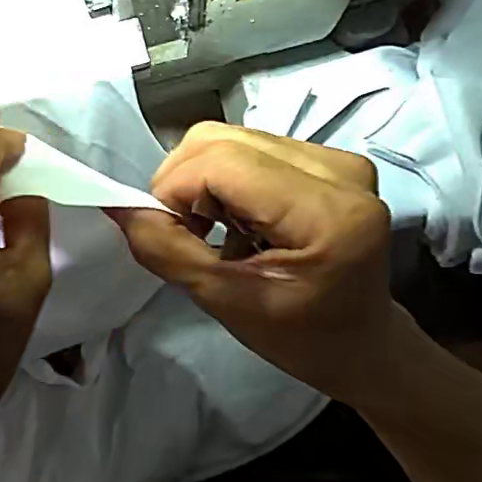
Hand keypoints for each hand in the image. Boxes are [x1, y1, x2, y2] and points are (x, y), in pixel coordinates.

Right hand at [107, 123, 402, 404]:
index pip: (221, 163)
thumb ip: (165, 250)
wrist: (363, 344)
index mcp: (326, 214)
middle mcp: (340, 171)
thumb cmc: (301, 338)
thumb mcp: (225, 303)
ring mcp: (338, 160)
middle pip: (221, 139)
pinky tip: (237, 216)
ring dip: (202, 180)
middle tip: (187, 232)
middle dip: (182, 182)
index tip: (166, 234)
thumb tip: (118, 206)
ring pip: (231, 137)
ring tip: (214, 227)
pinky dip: (224, 177)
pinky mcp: (330, 159)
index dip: (173, 190)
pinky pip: (250, 145)